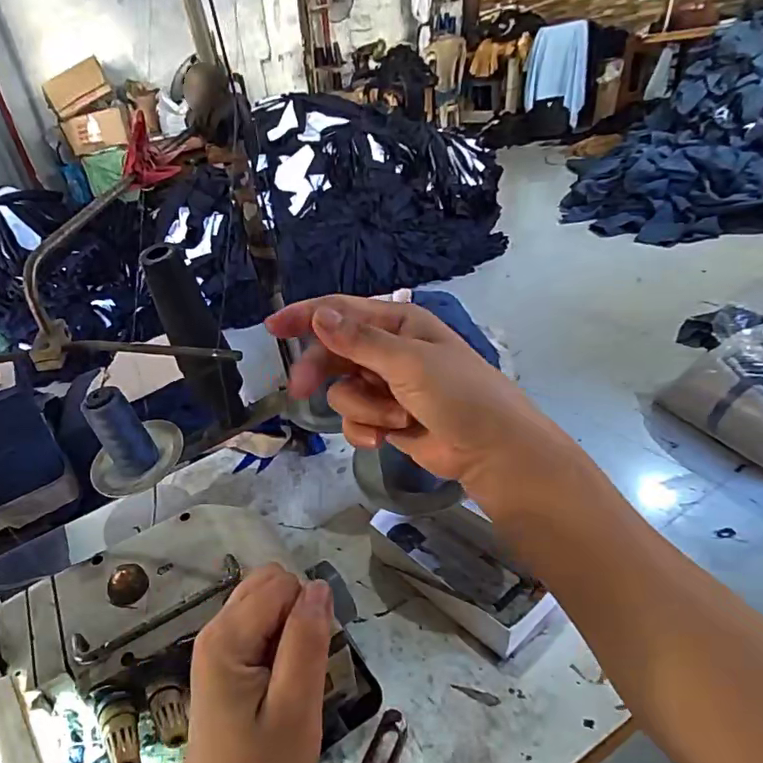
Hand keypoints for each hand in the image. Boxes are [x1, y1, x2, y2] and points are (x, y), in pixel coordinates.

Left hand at [94, 565, 330, 762]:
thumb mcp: (296, 709)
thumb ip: (307, 641)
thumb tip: (318, 586)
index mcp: (225, 637)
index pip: (280, 584)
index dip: (307, 614)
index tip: (312, 663)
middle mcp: (214, 633)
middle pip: (269, 587)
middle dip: (298, 617)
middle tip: (304, 675)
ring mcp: (216, 651)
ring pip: (266, 608)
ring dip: (291, 633)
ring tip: (294, 685)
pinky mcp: (222, 669)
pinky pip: (259, 633)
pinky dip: (279, 649)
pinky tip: (282, 691)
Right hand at [265, 295, 585, 502]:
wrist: (492, 450)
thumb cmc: (460, 395)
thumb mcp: (409, 362)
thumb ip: (360, 341)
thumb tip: (319, 315)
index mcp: (398, 324)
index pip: (341, 312)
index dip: (304, 317)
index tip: (271, 328)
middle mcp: (388, 350)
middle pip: (333, 354)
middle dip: (321, 373)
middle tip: (298, 390)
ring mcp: (387, 386)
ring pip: (343, 392)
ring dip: (365, 408)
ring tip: (397, 417)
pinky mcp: (387, 417)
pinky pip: (355, 419)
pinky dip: (367, 429)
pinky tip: (388, 437)